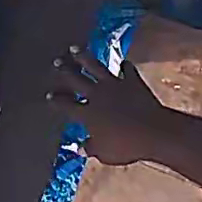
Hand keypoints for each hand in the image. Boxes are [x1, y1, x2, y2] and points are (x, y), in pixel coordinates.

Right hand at [49, 48, 175, 165]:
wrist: (153, 131)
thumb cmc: (127, 146)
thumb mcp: (104, 153)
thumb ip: (91, 148)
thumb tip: (81, 147)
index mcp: (88, 114)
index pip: (66, 105)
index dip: (57, 100)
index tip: (49, 94)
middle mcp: (98, 95)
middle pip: (76, 79)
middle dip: (65, 70)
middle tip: (57, 61)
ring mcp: (115, 85)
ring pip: (95, 67)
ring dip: (84, 57)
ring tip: (75, 48)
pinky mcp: (132, 81)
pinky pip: (127, 69)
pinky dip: (125, 66)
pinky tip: (123, 62)